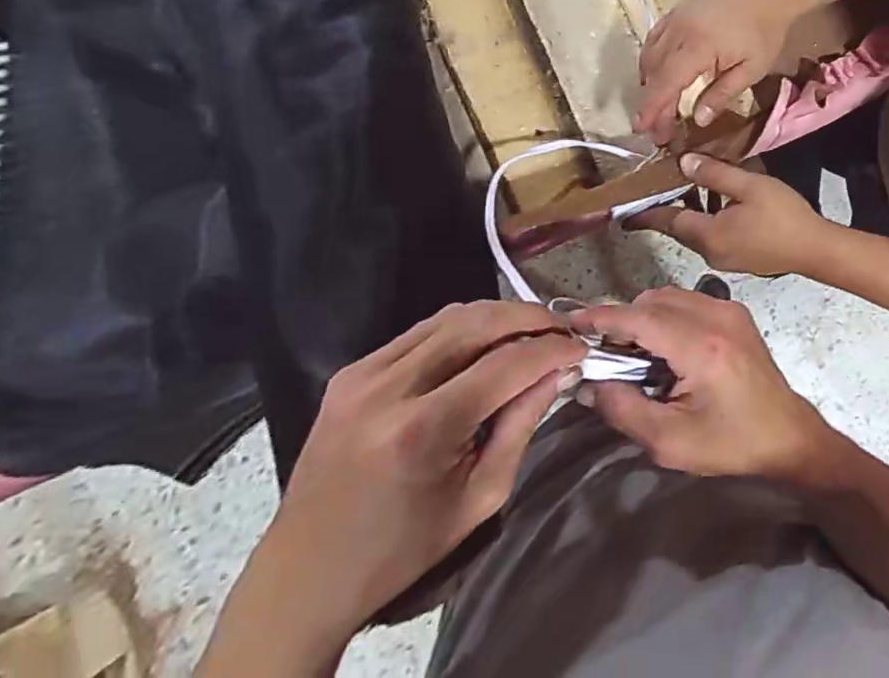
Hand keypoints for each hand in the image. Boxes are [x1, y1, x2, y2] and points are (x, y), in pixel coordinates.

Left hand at [231, 303, 585, 651]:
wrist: (306, 573)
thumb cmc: (402, 548)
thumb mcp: (480, 497)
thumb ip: (521, 425)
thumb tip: (558, 372)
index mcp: (420, 431)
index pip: (506, 364)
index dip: (553, 349)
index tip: (583, 349)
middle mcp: (387, 388)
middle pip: (477, 322)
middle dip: (530, 318)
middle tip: (563, 331)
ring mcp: (362, 373)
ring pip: (450, 315)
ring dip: (500, 316)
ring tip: (532, 332)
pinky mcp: (351, 371)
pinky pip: (423, 330)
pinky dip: (465, 327)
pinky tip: (487, 344)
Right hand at [571, 287, 830, 478]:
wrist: (786, 435)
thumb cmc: (731, 443)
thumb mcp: (669, 441)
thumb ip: (623, 409)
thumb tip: (589, 383)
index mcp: (703, 348)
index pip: (641, 318)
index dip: (603, 317)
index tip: (572, 322)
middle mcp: (718, 317)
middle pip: (653, 301)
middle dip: (622, 320)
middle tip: (605, 353)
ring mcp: (730, 310)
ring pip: (669, 296)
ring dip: (644, 316)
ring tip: (632, 354)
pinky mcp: (736, 313)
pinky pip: (688, 301)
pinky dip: (666, 315)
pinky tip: (662, 347)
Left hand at [627, 154, 831, 276]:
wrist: (816, 249)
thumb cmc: (783, 216)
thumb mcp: (749, 186)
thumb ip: (714, 174)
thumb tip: (683, 163)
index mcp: (708, 235)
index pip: (668, 221)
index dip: (646, 213)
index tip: (623, 212)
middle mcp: (711, 252)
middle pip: (681, 229)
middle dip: (669, 210)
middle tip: (661, 187)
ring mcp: (727, 260)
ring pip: (699, 234)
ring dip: (692, 214)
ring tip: (692, 190)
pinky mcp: (742, 261)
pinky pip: (715, 239)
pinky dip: (709, 222)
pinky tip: (721, 206)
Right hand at [636, 0, 792, 143]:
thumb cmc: (764, 35)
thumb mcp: (751, 71)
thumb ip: (722, 94)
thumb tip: (699, 119)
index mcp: (699, 46)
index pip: (668, 81)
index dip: (653, 107)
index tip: (642, 128)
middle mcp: (680, 30)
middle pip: (656, 72)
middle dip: (652, 103)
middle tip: (656, 129)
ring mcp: (675, 18)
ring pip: (650, 56)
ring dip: (649, 83)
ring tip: (657, 108)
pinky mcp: (675, 13)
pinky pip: (653, 39)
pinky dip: (650, 61)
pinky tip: (655, 77)